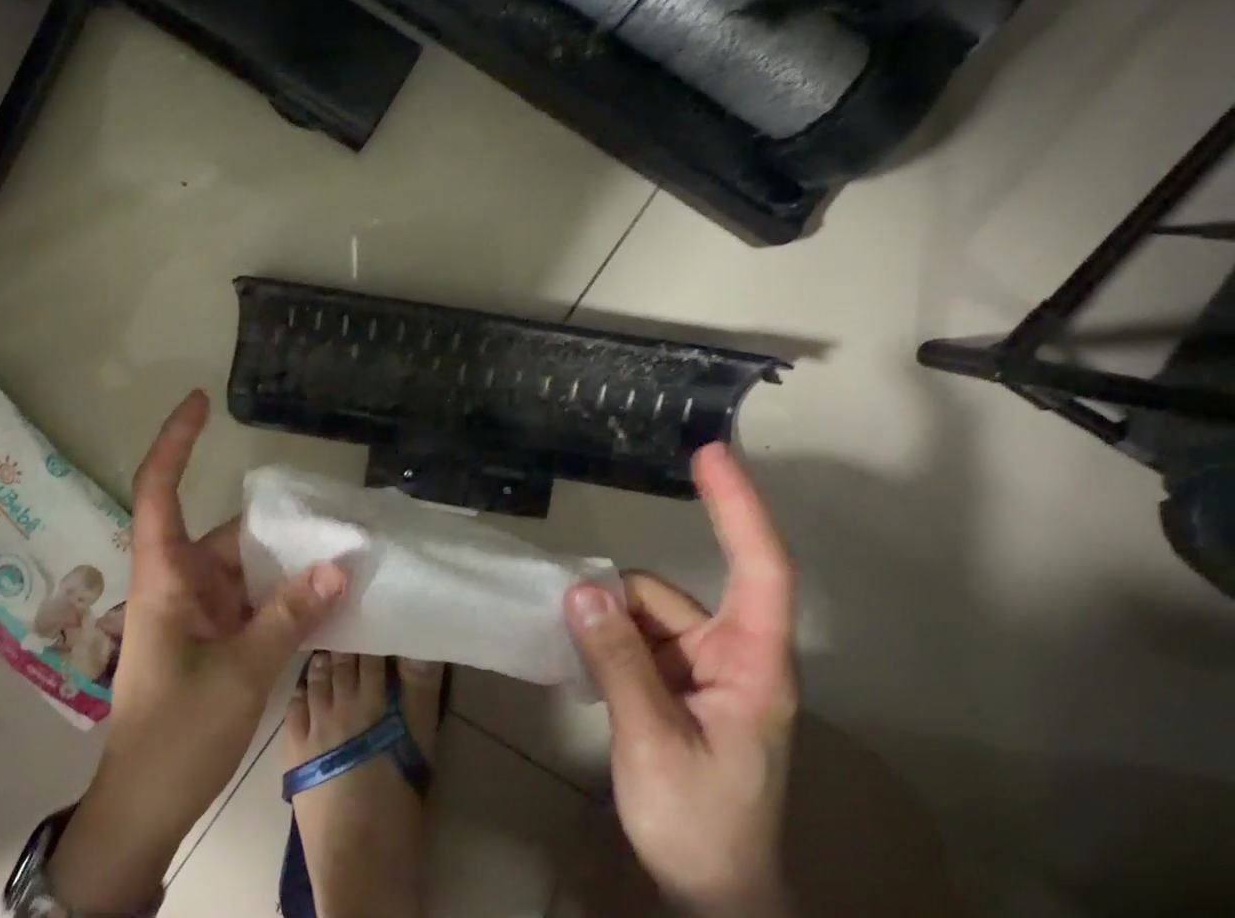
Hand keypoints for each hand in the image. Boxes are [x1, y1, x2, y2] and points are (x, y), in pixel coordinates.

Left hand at [49, 392, 347, 911]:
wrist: (147, 805)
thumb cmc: (178, 732)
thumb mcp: (242, 671)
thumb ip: (290, 614)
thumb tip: (340, 564)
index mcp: (163, 577)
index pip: (158, 490)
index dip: (176, 442)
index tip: (201, 402)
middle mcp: (177, 585)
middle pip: (225, 534)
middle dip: (276, 528)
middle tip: (337, 518)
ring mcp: (194, 615)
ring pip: (244, 572)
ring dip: (287, 570)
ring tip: (346, 555)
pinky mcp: (211, 643)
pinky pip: (250, 605)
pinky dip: (284, 602)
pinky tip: (328, 600)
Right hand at [565, 444, 798, 917]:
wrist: (710, 889)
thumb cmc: (700, 821)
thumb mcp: (653, 742)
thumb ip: (620, 663)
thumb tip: (582, 590)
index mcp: (754, 665)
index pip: (760, 570)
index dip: (739, 509)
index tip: (710, 455)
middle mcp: (731, 657)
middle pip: (668, 596)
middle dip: (617, 604)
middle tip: (568, 624)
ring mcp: (702, 674)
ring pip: (642, 618)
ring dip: (604, 629)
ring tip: (575, 666)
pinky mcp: (676, 689)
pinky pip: (634, 643)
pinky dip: (604, 645)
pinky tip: (580, 668)